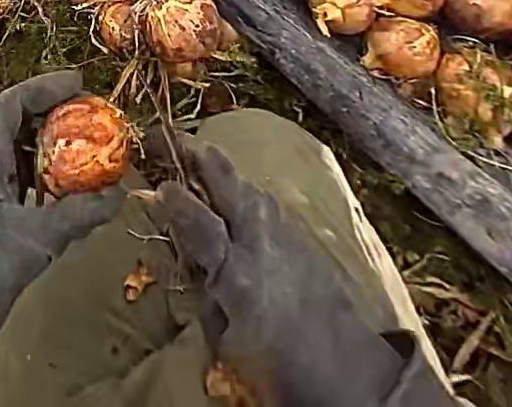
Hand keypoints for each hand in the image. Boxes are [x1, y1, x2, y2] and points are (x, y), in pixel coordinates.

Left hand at [0, 71, 125, 406]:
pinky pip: (20, 179)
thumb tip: (118, 195)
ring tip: (84, 147)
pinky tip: (66, 192)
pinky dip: (45, 176)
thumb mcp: (35, 240)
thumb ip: (79, 216)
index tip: (77, 82)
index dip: (43, 87)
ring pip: (19, 152)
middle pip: (17, 123)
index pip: (10, 105)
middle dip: (53, 113)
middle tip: (89, 114)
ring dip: (50, 146)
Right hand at [154, 134, 457, 406]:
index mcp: (237, 272)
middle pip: (224, 178)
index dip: (175, 200)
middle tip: (162, 139)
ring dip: (215, 166)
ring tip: (191, 158)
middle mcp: (260, 237)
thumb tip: (182, 250)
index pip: (198, 221)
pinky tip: (227, 194)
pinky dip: (236, 186)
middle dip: (191, 152)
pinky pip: (258, 195)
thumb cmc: (281, 362)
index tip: (158, 186)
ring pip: (242, 181)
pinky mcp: (298, 227)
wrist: (353, 371)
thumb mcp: (228, 337)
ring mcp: (282, 226)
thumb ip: (203, 288)